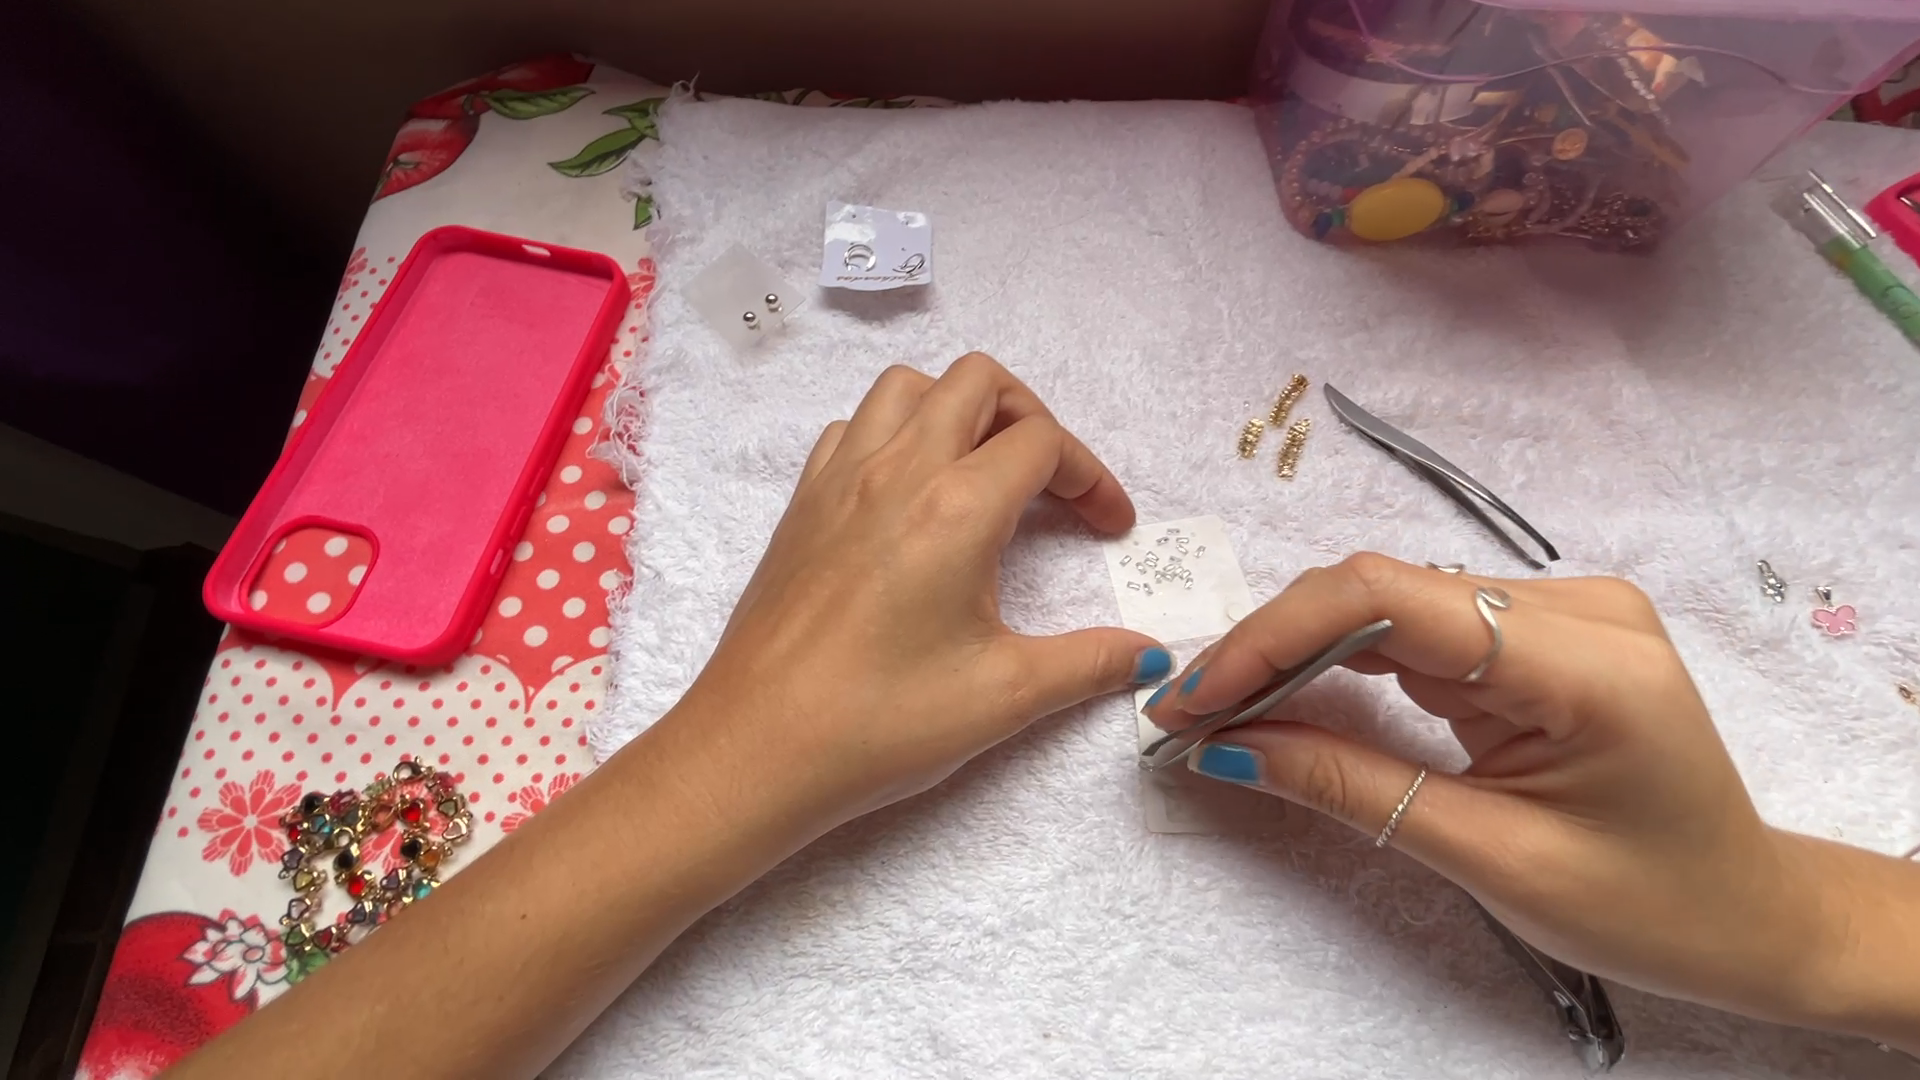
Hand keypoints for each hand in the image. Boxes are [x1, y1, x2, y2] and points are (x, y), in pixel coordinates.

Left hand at [665, 353, 1169, 833]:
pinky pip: (855, 428)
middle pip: (978, 382)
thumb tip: (1150, 655)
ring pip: (908, 388)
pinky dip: (896, 435)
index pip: (1043, 443)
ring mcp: (839, 477)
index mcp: (955, 506)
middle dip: (1032, 418)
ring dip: (958, 412)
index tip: (1109, 529)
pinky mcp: (802, 501)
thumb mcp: (1004, 695)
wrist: (753, 750)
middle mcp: (896, 469)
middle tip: (1050, 485)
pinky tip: (908, 496)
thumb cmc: (880, 722)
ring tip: (980, 474)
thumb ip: (1090, 662)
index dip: (1092, 478)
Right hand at [1144, 554, 1836, 1023]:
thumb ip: (1347, 786)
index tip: (1196, 698)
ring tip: (1217, 701)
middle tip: (1187, 707)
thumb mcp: (1489, 858)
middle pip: (1369, 590)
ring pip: (1371, 600)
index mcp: (1584, 662)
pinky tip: (1279, 688)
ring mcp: (1541, 608)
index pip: (1386, 602)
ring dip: (1283, 649)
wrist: (1760, 917)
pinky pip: (1395, 623)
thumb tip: (1223, 749)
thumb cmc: (1653, 910)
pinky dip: (1325, 656)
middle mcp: (1563, 605)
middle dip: (1263, 646)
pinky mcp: (1516, 627)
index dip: (1272, 637)